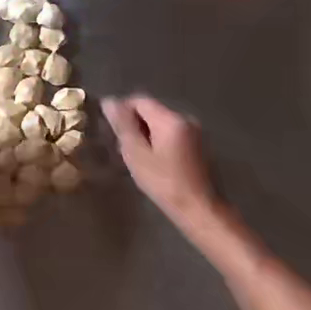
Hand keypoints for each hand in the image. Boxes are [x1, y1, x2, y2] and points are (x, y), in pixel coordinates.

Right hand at [104, 94, 218, 220]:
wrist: (200, 209)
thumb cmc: (164, 183)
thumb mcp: (136, 154)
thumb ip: (123, 125)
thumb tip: (109, 101)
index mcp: (171, 119)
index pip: (140, 100)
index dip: (122, 111)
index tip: (114, 133)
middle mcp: (186, 119)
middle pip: (152, 111)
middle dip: (134, 125)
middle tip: (124, 150)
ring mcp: (196, 132)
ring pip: (162, 124)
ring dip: (147, 135)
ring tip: (138, 159)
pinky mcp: (200, 145)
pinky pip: (173, 134)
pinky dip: (160, 143)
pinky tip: (156, 164)